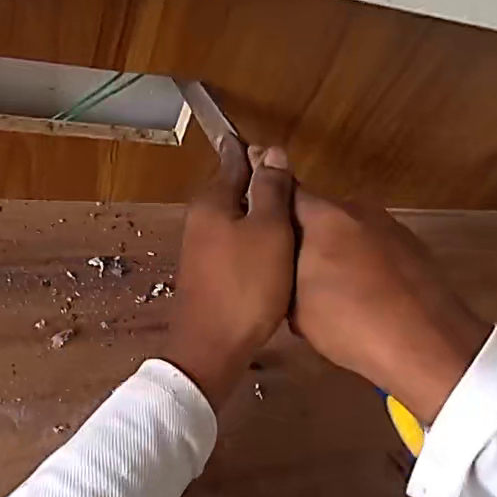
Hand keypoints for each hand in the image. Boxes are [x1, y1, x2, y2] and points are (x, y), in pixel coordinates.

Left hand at [161, 141, 296, 405]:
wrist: (212, 346)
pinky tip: (274, 254)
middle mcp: (200, 220)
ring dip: (260, 216)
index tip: (277, 150)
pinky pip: (234, 244)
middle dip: (261, 185)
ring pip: (236, 219)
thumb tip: (273, 153)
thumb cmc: (245, 286)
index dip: (257, 154)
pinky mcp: (207, 273)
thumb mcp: (269, 232)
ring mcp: (200, 248)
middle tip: (296, 189)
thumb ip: (272, 191)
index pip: (235, 161)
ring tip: (292, 220)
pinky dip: (254, 242)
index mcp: (212, 202)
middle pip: (235, 191)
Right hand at [289, 190, 491, 423]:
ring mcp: (390, 225)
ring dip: (334, 251)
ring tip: (329, 291)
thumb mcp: (293, 304)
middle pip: (317, 213)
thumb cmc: (348, 321)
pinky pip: (374, 247)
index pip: (284, 193)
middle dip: (302, 237)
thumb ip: (281, 271)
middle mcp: (357, 209)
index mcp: (324, 215)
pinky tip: (363, 296)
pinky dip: (363, 263)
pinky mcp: (413, 246)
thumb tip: (278, 262)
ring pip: (347, 231)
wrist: (425, 344)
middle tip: (290, 273)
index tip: (258, 232)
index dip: (269, 211)